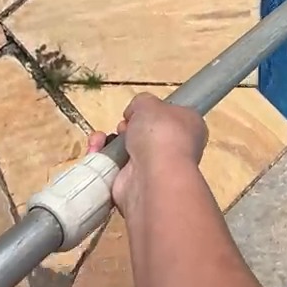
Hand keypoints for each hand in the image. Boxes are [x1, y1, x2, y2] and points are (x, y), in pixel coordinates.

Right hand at [87, 93, 206, 215]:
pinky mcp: (131, 183)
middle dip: (126, 127)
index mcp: (189, 127)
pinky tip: (97, 151)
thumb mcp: (149, 103)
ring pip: (124, 149)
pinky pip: (111, 166)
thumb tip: (134, 114)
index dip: (152, 111)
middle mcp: (173, 149)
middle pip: (143, 132)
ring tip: (102, 140)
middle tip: (123, 127)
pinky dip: (101, 157)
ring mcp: (153, 168)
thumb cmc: (160, 133)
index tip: (139, 111)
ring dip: (108, 141)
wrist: (153, 176)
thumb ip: (142, 102)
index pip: (170, 117)